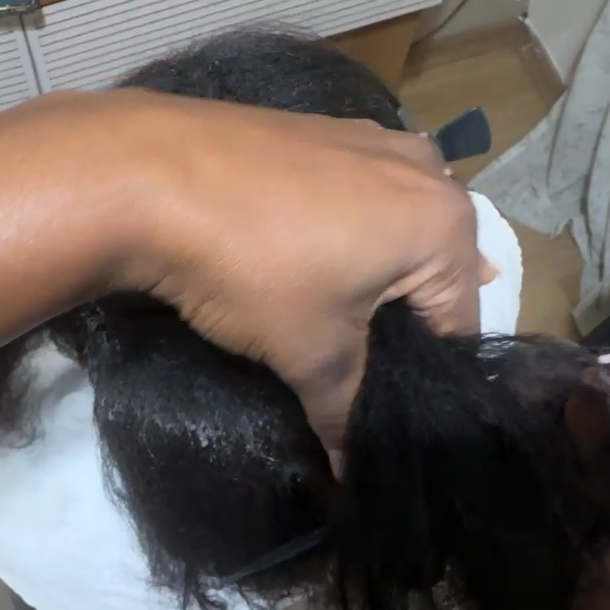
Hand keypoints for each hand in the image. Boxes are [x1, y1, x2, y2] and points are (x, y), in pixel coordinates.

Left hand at [85, 90, 489, 449]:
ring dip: (374, 277)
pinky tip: (311, 257)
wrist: (151, 178)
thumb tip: (351, 479)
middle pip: (432, 274)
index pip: (458, 326)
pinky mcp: (325, 130)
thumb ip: (345, 415)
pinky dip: (345, 235)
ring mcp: (374, 140)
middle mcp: (427, 170)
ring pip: (395, 232)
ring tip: (336, 316)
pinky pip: (358, 199)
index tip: (386, 403)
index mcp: (445, 225)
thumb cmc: (254, 268)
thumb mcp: (310, 353)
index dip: (424, 376)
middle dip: (400, 325)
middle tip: (359, 366)